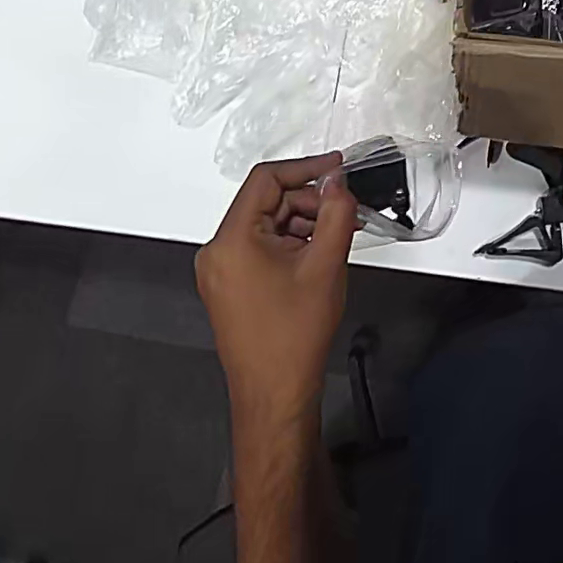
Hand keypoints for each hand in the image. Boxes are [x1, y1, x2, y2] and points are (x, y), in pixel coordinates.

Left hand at [197, 152, 359, 427]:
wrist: (276, 394)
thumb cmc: (292, 340)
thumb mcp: (324, 265)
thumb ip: (336, 213)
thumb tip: (338, 182)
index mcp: (232, 240)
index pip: (266, 180)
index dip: (305, 168)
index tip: (334, 168)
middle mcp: (218, 251)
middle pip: (268, 203)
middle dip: (309, 204)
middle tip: (344, 213)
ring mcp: (222, 269)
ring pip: (267, 225)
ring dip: (303, 226)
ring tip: (335, 241)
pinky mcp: (231, 283)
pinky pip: (262, 247)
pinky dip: (291, 244)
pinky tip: (317, 256)